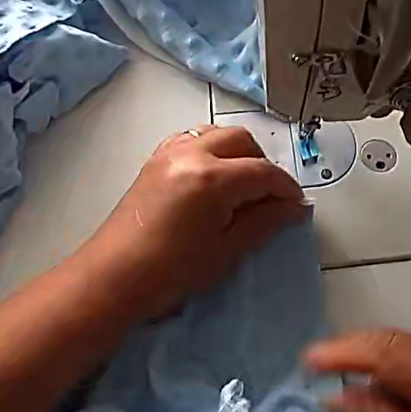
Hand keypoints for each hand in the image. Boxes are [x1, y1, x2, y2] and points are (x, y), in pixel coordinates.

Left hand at [76, 125, 306, 317]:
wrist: (113, 278)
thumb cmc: (171, 272)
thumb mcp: (227, 250)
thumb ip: (265, 222)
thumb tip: (294, 208)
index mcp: (212, 178)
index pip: (264, 172)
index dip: (286, 189)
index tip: (296, 206)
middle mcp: (191, 154)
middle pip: (242, 141)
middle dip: (263, 165)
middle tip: (270, 198)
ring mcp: (169, 153)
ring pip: (217, 133)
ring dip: (238, 152)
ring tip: (243, 186)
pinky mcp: (155, 160)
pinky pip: (192, 139)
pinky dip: (211, 149)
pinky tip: (213, 176)